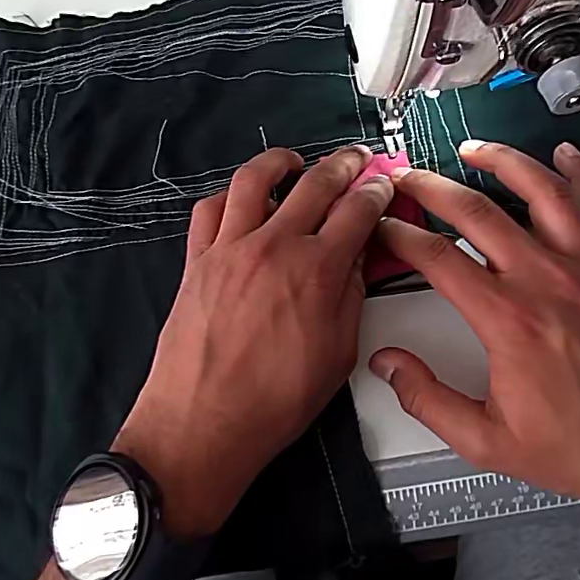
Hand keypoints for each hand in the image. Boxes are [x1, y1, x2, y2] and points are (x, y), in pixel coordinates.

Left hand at [115, 145, 392, 538]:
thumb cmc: (272, 400)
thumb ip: (351, 296)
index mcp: (317, 271)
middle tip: (354, 159)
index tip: (381, 185)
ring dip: (279, 162)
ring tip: (293, 162)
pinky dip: (228, 196)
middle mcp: (273, 248)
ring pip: (255, 180)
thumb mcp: (337, 354)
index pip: (357, 210)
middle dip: (343, 164)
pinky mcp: (197, 260)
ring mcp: (229, 249)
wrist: (204, 420)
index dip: (376, 191)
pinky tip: (241, 200)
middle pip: (315, 183)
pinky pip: (210, 209)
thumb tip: (356, 258)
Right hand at [371, 141, 579, 535]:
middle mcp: (548, 285)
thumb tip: (388, 363)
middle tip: (410, 177)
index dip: (400, 236)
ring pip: (543, 195)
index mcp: (508, 321)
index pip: (437, 258)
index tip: (384, 227)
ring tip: (475, 148)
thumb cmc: (579, 449)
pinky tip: (565, 157)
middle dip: (434, 189)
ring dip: (504, 163)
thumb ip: (424, 397)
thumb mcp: (482, 439)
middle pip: (478, 214)